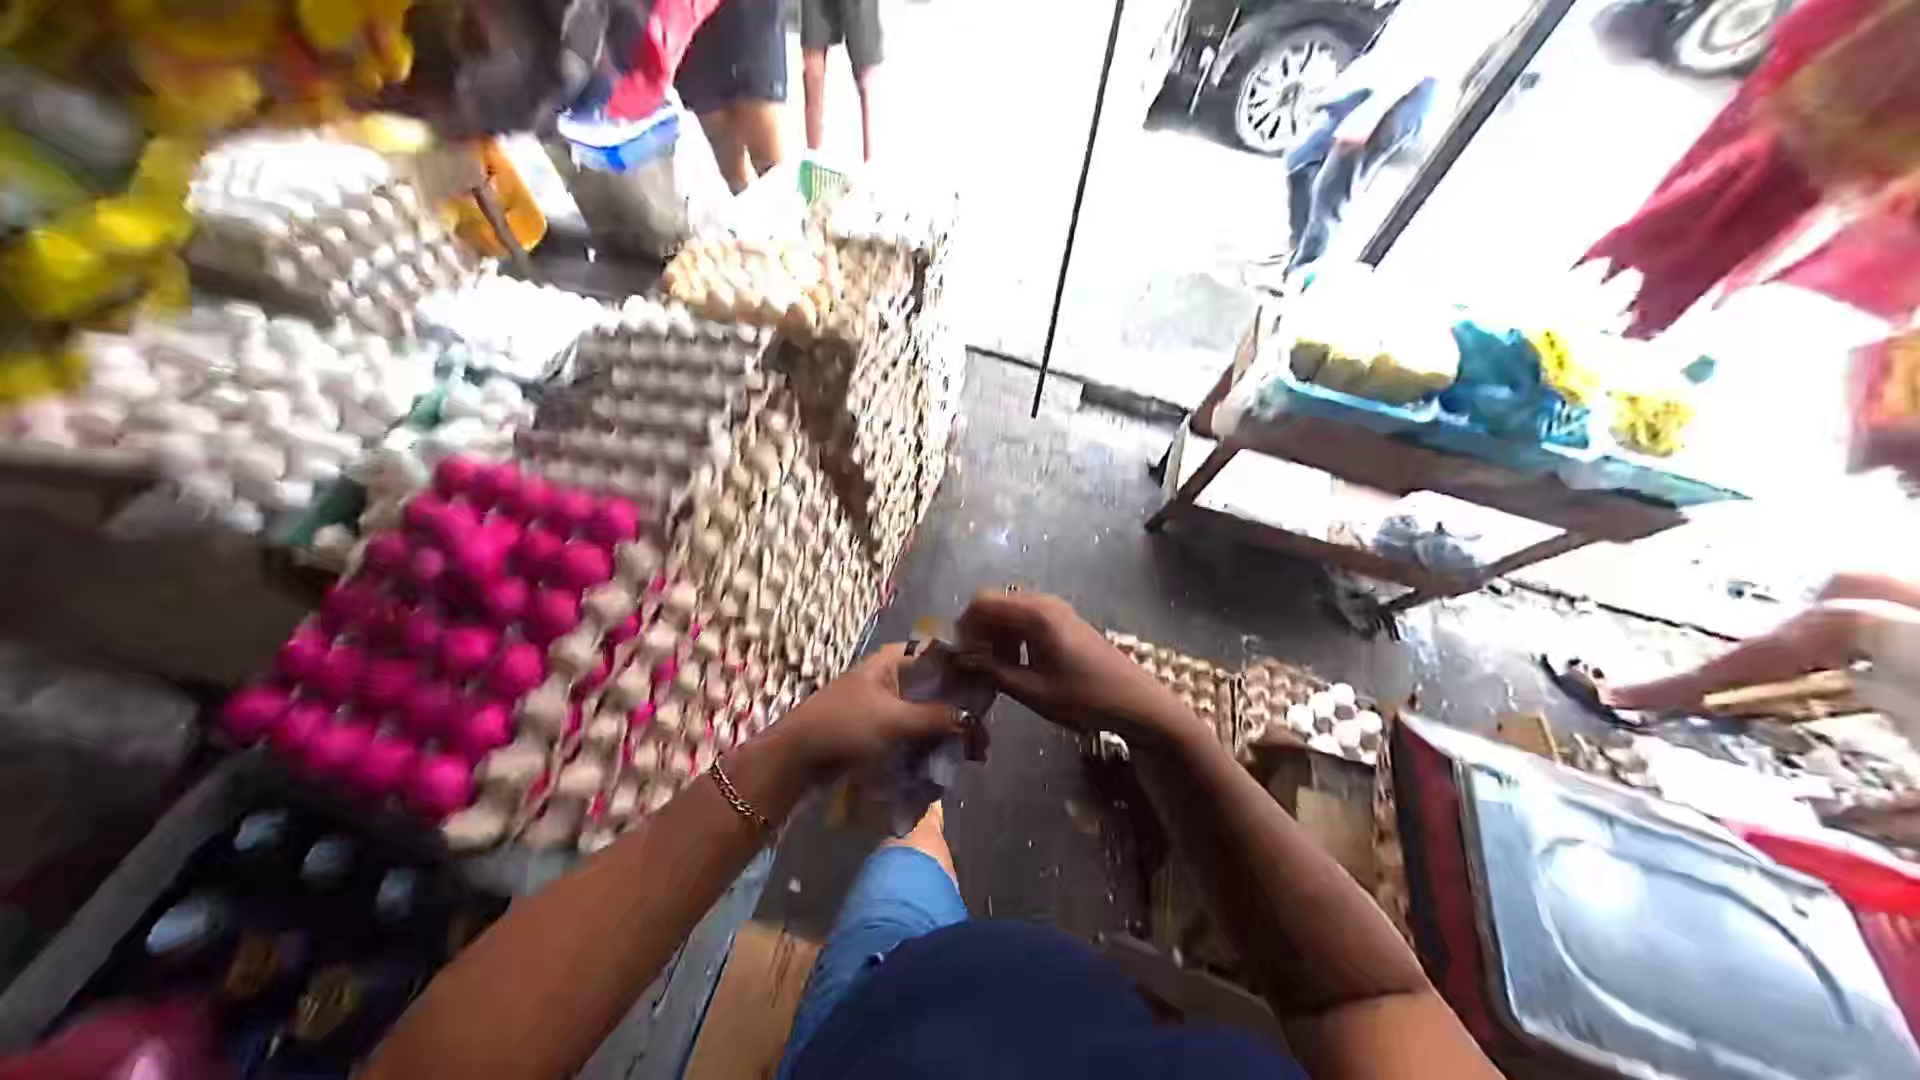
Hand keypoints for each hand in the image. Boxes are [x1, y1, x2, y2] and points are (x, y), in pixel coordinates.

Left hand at [775, 644, 963, 780]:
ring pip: (926, 713)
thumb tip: (974, 719)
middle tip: (981, 737)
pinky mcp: (880, 731)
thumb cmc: (843, 727)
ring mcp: (885, 705)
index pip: (938, 654)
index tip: (988, 691)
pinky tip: (946, 761)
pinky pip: (913, 733)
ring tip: (970, 754)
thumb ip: (936, 717)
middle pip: (936, 688)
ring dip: (945, 732)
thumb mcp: (893, 720)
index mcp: (892, 661)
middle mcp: (891, 678)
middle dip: (959, 711)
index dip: (964, 670)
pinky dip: (928, 745)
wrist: (795, 761)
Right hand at [955, 588, 1197, 748]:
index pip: (982, 602)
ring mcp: (1057, 610)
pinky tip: (1019, 665)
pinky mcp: (1065, 621)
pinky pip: (1028, 619)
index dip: (964, 626)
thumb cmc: (1085, 698)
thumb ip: (992, 671)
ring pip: (1011, 612)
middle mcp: (1045, 603)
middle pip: (996, 604)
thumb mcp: (1032, 690)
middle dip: (980, 631)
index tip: (960, 657)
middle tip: (976, 666)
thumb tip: (962, 661)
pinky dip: (1015, 637)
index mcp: (1035, 614)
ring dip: (997, 636)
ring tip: (997, 670)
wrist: (1137, 704)